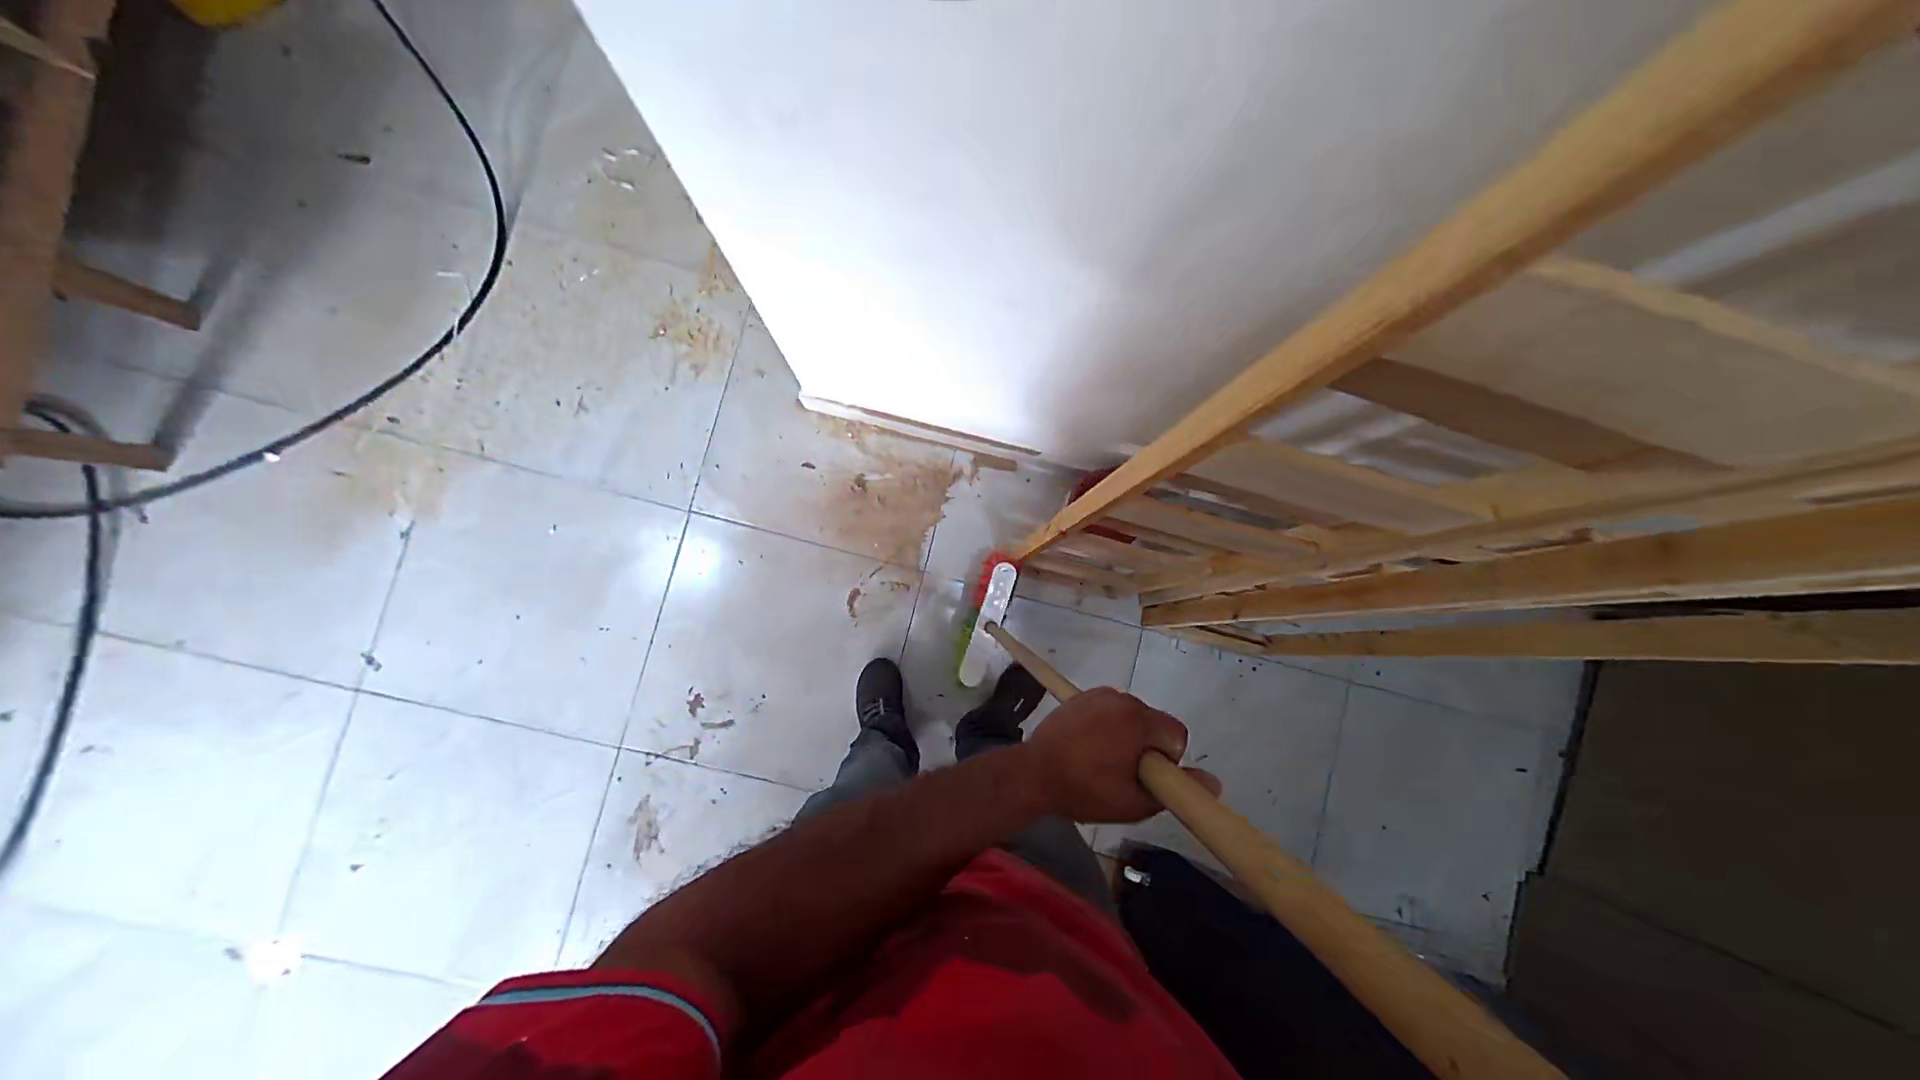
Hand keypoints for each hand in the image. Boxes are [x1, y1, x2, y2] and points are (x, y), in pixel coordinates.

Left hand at [1021, 687, 1220, 822]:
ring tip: (1101, 761)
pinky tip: (1088, 746)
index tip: (1143, 776)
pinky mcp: (1081, 696)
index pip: (1176, 734)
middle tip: (1120, 772)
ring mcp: (1098, 694)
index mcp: (1138, 719)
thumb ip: (1177, 790)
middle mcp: (1122, 698)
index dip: (1167, 761)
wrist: (1033, 773)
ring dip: (1126, 736)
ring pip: (1131, 717)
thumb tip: (1215, 782)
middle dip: (1146, 747)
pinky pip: (1109, 710)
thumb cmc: (1085, 789)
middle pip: (1153, 723)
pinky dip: (1107, 726)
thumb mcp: (1134, 801)